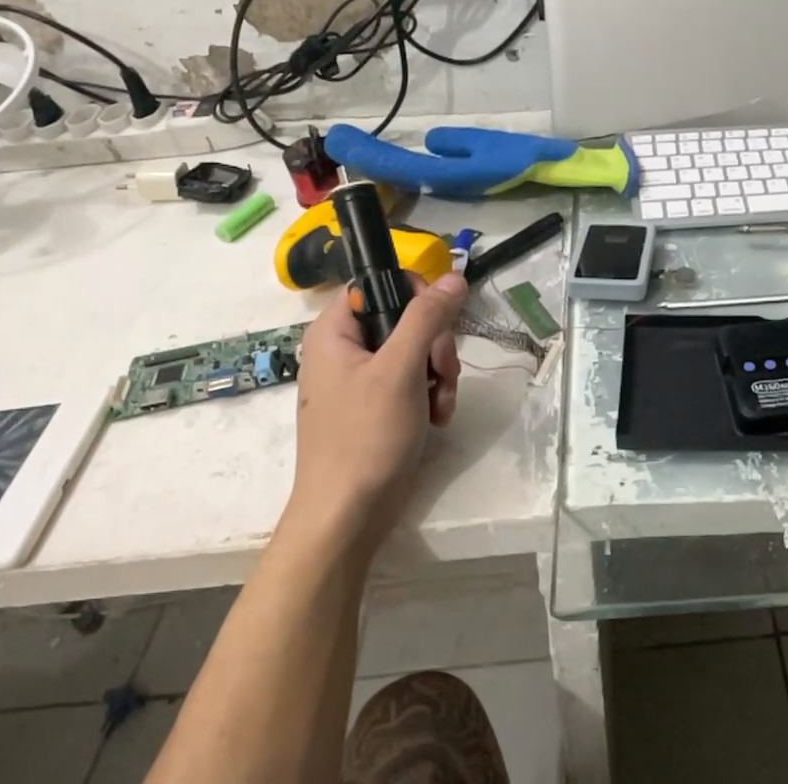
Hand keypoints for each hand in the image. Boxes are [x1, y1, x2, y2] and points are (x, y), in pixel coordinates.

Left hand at [286, 272, 467, 551]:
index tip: (440, 320)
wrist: (349, 512)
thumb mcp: (401, 369)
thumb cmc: (366, 436)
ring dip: (438, 374)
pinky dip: (430, 396)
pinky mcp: (376, 407)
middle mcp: (344, 350)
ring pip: (414, 352)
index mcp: (334, 332)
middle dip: (434, 345)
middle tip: (442, 372)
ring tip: (441, 404)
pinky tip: (436, 418)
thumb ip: (427, 318)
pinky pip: (411, 383)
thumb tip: (453, 276)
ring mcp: (360, 381)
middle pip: (404, 320)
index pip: (378, 285)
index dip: (414, 294)